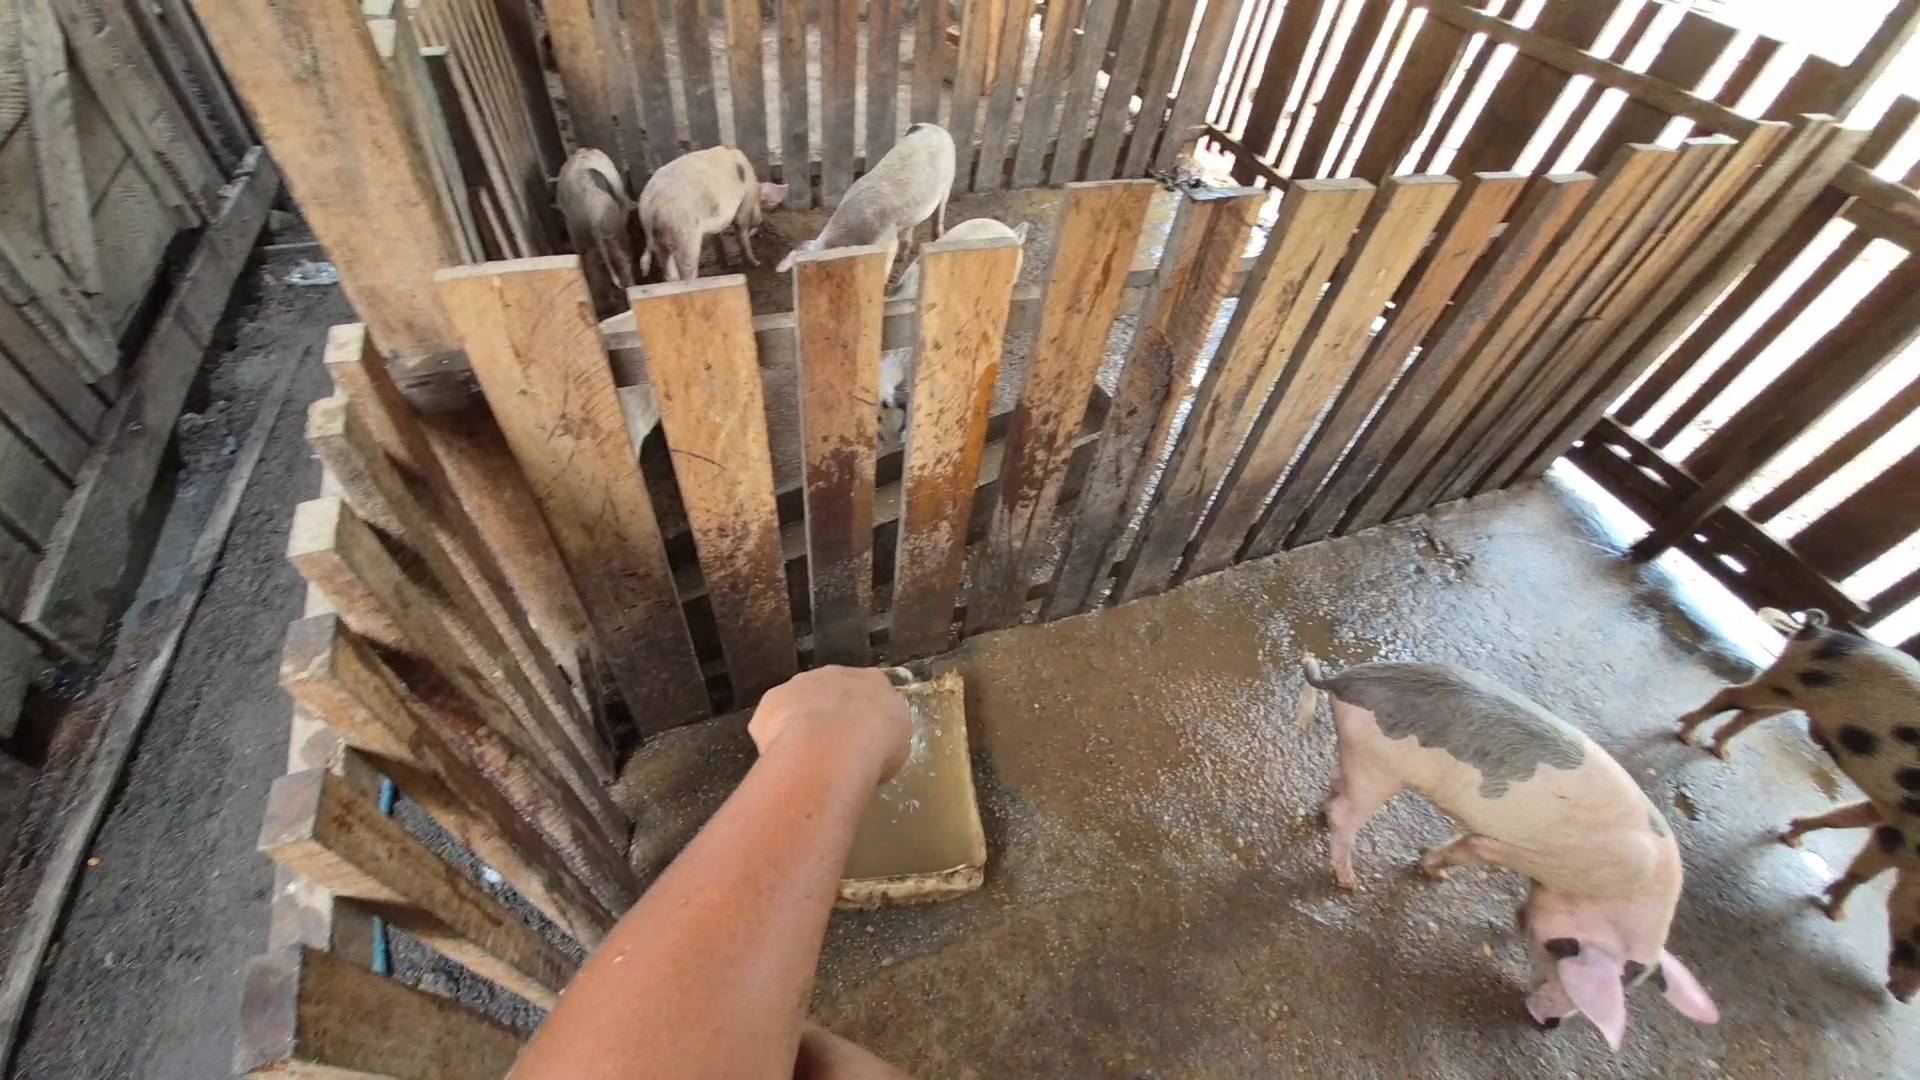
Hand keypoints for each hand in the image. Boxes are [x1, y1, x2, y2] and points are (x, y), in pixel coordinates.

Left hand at [749, 667, 912, 785]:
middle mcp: (837, 673)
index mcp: (873, 682)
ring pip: (800, 702)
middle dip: (831, 716)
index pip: (869, 694)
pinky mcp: (773, 698)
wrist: (833, 746)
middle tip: (831, 750)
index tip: (861, 741)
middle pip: (832, 692)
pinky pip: (774, 718)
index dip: (864, 718)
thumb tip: (870, 744)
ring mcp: (802, 682)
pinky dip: (775, 735)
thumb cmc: (876, 748)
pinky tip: (783, 757)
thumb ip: (883, 736)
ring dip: (801, 723)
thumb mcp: (897, 745)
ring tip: (805, 757)